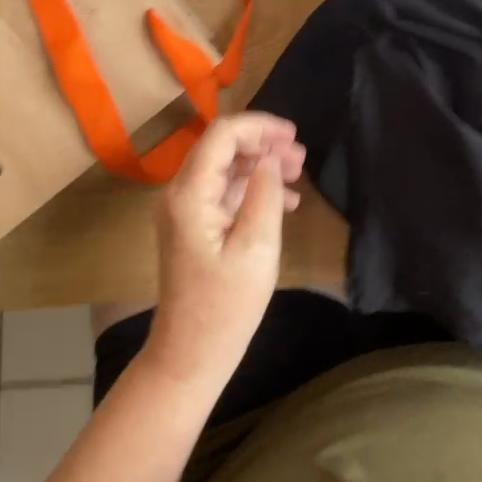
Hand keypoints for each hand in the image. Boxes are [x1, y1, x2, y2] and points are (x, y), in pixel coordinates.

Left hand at [142, 113, 304, 389]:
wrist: (190, 354)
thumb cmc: (226, 306)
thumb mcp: (257, 248)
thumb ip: (264, 194)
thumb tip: (270, 158)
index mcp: (190, 194)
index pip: (222, 135)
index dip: (259, 127)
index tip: (294, 136)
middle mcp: (179, 194)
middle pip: (221, 147)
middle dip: (262, 144)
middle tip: (301, 158)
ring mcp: (184, 210)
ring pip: (224, 168)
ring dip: (260, 165)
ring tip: (299, 174)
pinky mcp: (192, 227)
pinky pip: (222, 192)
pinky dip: (252, 189)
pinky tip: (284, 201)